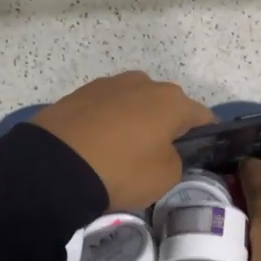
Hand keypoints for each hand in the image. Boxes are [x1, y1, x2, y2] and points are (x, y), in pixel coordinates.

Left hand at [33, 72, 213, 211]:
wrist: (56, 166)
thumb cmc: (122, 170)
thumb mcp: (165, 177)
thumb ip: (175, 159)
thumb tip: (164, 150)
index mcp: (171, 100)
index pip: (202, 116)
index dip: (205, 135)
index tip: (199, 153)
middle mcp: (143, 83)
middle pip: (165, 105)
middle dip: (165, 125)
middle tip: (157, 154)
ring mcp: (107, 84)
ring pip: (133, 103)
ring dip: (134, 121)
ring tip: (121, 150)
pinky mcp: (78, 94)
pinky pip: (104, 109)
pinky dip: (106, 123)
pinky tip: (96, 145)